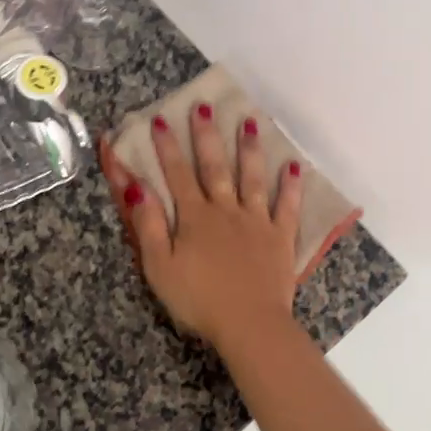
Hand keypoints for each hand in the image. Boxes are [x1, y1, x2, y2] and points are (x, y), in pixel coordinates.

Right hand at [101, 102, 304, 348]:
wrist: (249, 324)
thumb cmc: (198, 300)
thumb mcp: (159, 267)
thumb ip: (148, 226)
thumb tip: (136, 188)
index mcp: (194, 217)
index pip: (178, 174)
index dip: (167, 148)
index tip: (161, 120)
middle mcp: (226, 210)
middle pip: (215, 167)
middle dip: (207, 136)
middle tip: (205, 106)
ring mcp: (256, 222)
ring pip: (253, 178)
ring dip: (250, 149)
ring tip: (250, 122)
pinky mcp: (280, 238)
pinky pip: (286, 206)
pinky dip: (290, 185)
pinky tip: (293, 166)